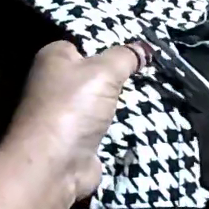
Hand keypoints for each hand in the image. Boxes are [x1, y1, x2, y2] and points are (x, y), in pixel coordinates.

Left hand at [0, 41, 142, 205]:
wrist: (54, 166)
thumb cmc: (72, 108)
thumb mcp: (104, 71)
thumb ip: (125, 56)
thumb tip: (143, 47)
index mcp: (53, 57)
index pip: (86, 42)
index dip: (112, 44)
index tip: (140, 48)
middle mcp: (55, 82)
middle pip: (96, 72)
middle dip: (121, 74)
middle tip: (151, 70)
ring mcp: (66, 112)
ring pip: (103, 99)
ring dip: (123, 101)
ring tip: (154, 91)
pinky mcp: (77, 137)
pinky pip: (105, 123)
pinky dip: (120, 122)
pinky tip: (143, 117)